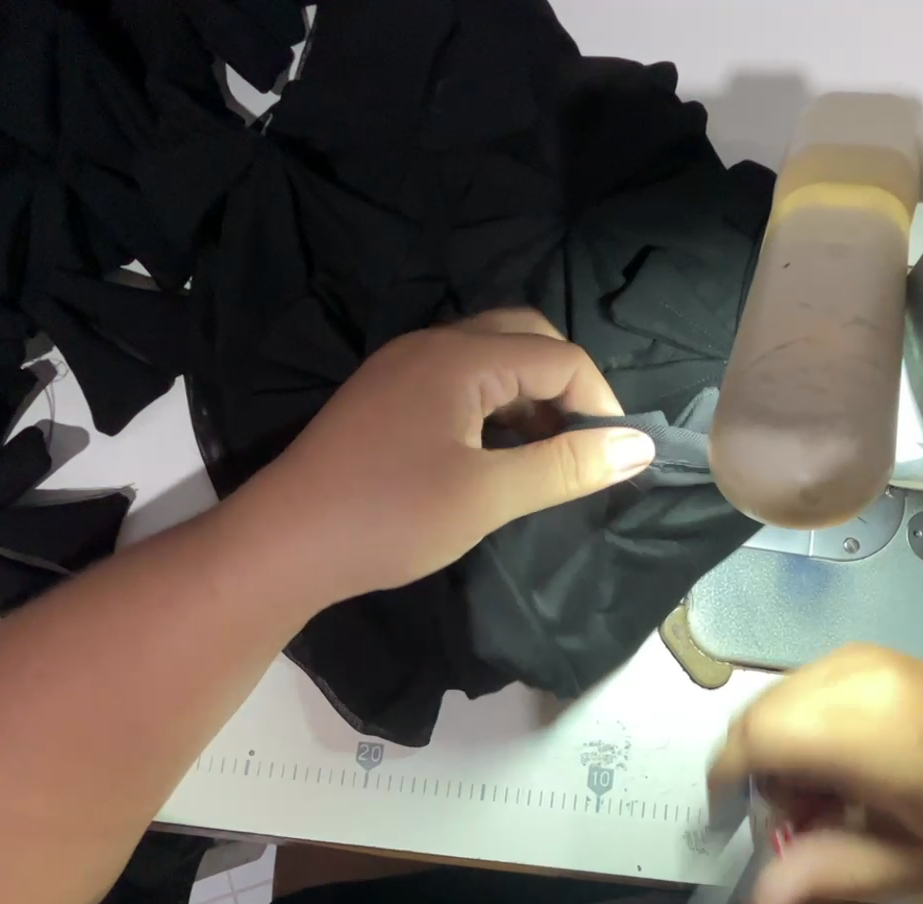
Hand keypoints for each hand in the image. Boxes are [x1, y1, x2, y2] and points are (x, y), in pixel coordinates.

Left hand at [245, 310, 656, 601]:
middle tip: (581, 444)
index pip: (560, 357)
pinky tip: (496, 454)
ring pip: (492, 359)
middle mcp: (432, 345)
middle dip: (566, 386)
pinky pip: (460, 382)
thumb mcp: (487, 495)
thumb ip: (565, 467)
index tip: (615, 457)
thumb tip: (639, 446)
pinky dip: (495, 407)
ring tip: (545, 456)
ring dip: (530, 396)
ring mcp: (404, 369)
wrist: (282, 545)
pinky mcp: (388, 397)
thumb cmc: (389, 517)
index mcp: (460, 357)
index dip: (599, 403)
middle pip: (525, 338)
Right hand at [708, 645, 922, 903]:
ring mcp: (862, 657)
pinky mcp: (865, 652)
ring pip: (775, 697)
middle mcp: (859, 677)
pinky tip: (835, 757)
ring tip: (821, 791)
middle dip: (754, 767)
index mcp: (874, 733)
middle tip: (792, 816)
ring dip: (774, 745)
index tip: (730, 818)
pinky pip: (799, 685)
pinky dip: (795, 721)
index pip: (761, 736)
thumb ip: (823, 877)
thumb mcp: (906, 868)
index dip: (727, 775)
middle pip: (760, 715)